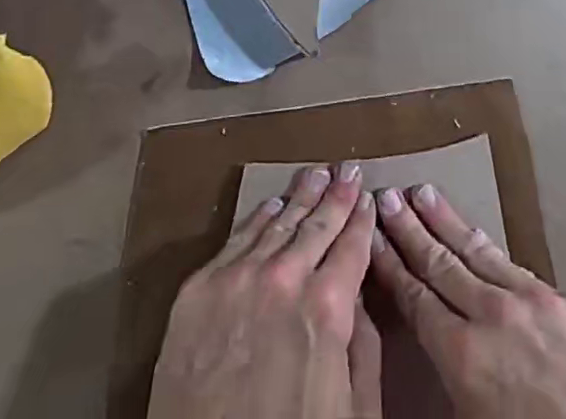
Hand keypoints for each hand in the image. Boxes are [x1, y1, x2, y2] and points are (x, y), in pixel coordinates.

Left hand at [150, 163, 382, 418]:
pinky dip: (258, 218)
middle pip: (317, 224)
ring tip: (315, 175)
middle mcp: (283, 280)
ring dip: (300, 196)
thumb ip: (362, 341)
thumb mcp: (353, 403)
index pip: (353, 245)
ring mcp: (236, 280)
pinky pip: (235, 240)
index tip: (369, 198)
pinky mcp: (196, 291)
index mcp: (327, 306)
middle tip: (348, 170)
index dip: (362, 219)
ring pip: (277, 223)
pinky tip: (272, 205)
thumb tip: (358, 293)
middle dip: (337, 195)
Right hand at [369, 183, 565, 418]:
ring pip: (479, 251)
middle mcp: (493, 314)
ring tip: (424, 192)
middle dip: (410, 229)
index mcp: (463, 354)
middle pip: (441, 263)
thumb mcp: (472, 415)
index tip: (372, 234)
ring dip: (447, 221)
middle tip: (388, 195)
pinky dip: (492, 251)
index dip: (391, 264)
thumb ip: (452, 368)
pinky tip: (479, 237)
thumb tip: (438, 333)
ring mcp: (533, 299)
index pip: (416, 298)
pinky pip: (519, 271)